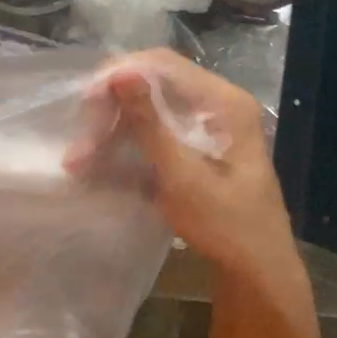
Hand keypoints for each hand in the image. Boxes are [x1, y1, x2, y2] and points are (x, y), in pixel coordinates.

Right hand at [85, 49, 301, 287]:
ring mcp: (204, 124)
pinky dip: (121, 146)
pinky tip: (95, 168)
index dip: (118, 76)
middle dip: (109, 110)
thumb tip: (119, 72)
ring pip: (143, 110)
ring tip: (78, 162)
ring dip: (109, 131)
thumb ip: (149, 121)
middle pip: (148, 85)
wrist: (258, 273)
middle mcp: (215, 103)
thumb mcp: (181, 174)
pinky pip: (148, 131)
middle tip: (79, 142)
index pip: (161, 64)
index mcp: (223, 102)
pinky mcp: (192, 145)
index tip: (85, 104)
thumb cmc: (225, 225)